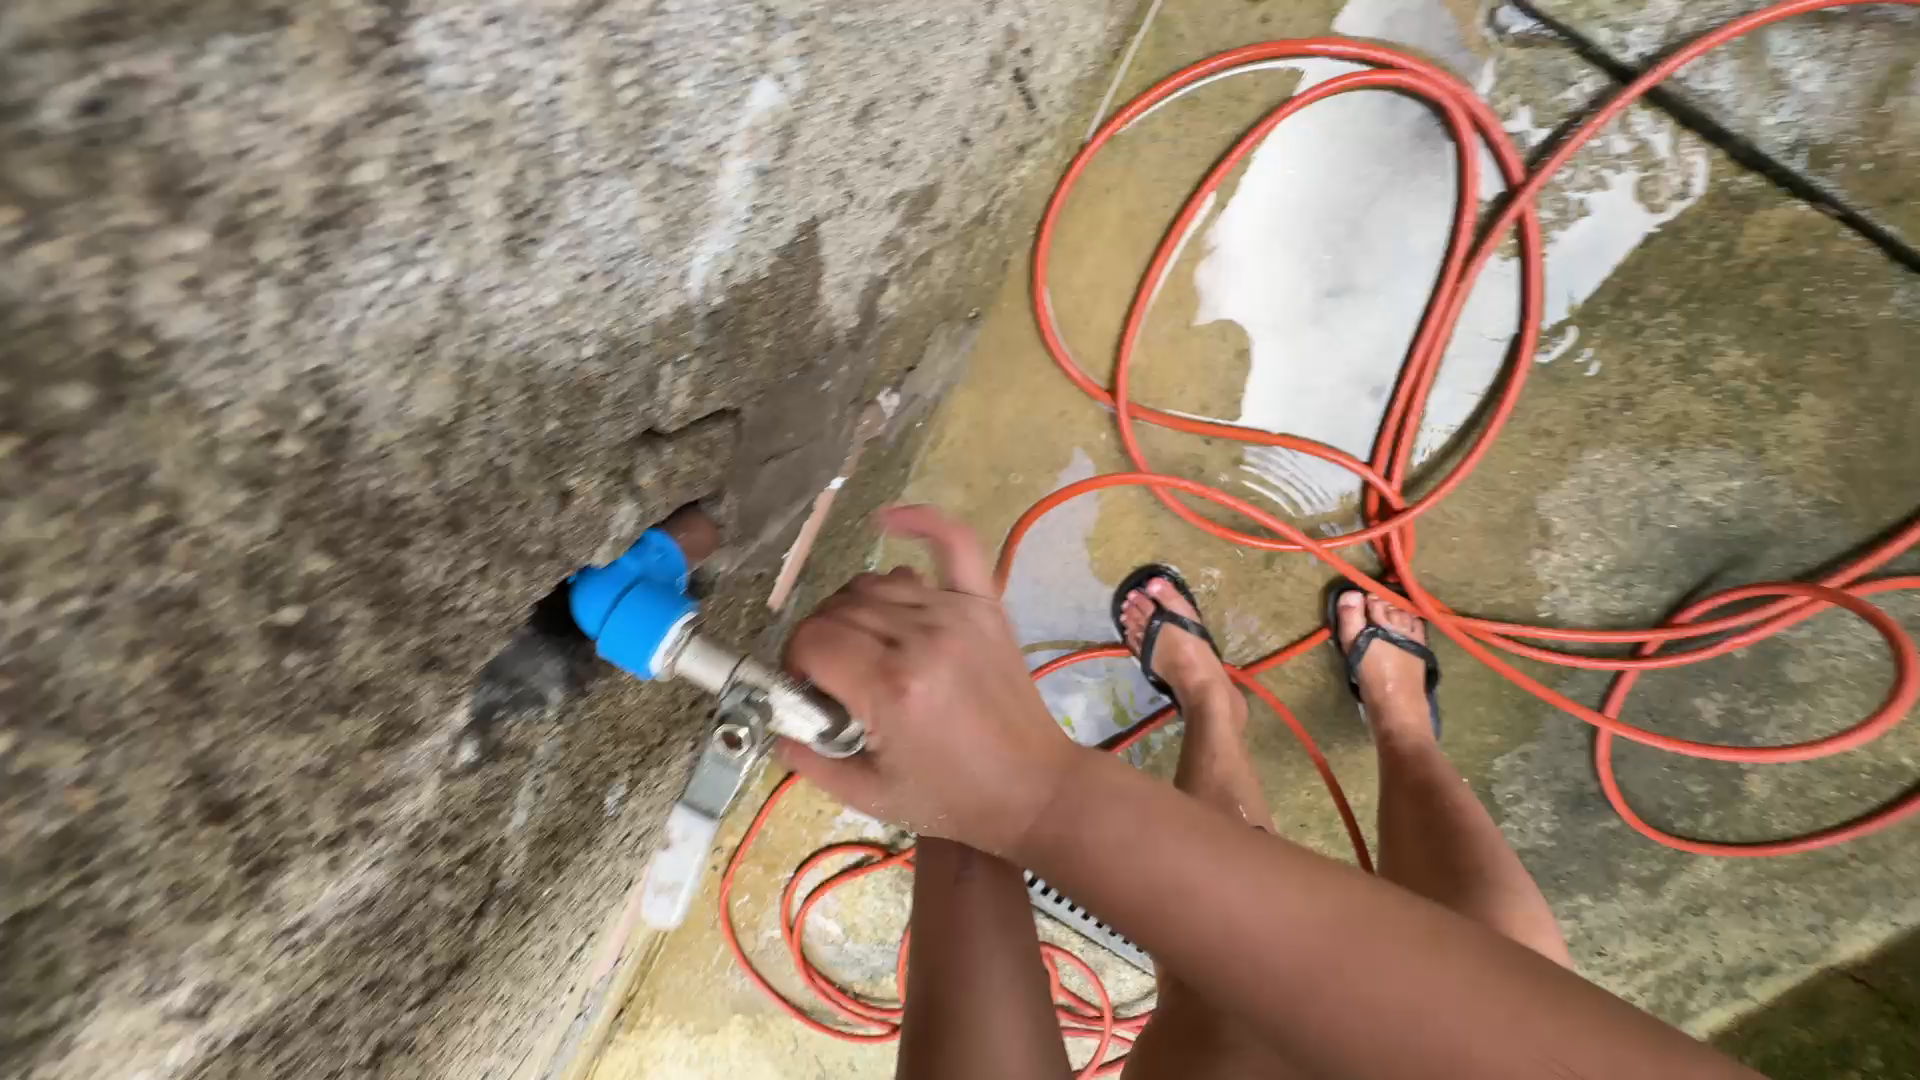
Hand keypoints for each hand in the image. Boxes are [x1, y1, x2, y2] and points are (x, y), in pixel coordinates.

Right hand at [778, 505, 1085, 855]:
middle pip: (839, 609)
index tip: (808, 689)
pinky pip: (954, 543)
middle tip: (834, 678)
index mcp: (892, 687)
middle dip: (820, 641)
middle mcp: (924, 638)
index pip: (812, 640)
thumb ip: (807, 758)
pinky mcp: (985, 604)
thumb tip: (772, 721)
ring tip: (862, 645)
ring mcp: (958, 613)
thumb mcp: (869, 795)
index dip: (795, 663)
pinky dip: (921, 522)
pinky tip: (888, 521)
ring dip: (853, 609)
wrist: (1033, 788)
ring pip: (876, 583)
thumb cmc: (953, 798)